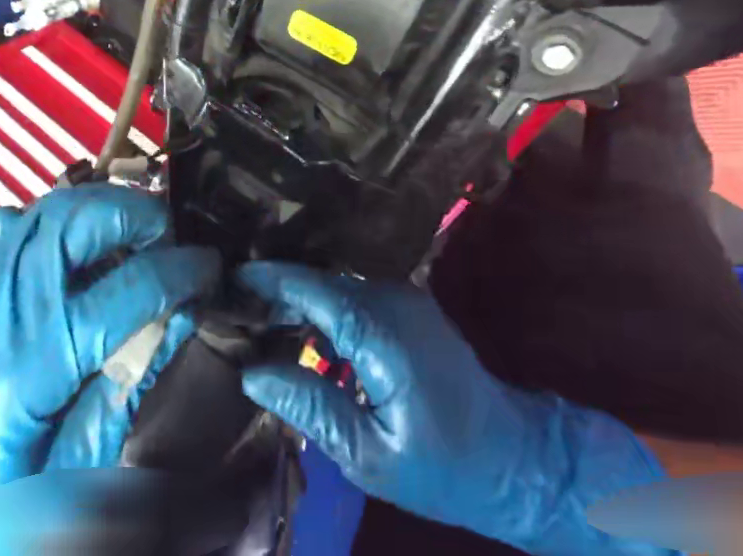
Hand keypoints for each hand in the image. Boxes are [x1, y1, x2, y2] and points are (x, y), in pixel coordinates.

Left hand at [0, 186, 219, 555]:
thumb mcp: (62, 484)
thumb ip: (127, 388)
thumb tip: (181, 318)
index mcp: (25, 369)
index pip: (131, 285)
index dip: (185, 271)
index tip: (209, 272)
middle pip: (81, 217)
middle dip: (141, 215)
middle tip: (170, 243)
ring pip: (44, 209)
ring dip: (100, 214)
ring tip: (128, 245)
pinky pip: (3, 226)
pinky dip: (48, 225)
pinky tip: (66, 258)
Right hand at [236, 263, 670, 555]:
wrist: (510, 454)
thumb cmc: (440, 465)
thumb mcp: (365, 452)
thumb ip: (310, 405)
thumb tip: (253, 371)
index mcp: (385, 334)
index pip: (319, 291)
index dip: (274, 280)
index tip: (233, 276)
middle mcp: (399, 302)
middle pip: (328, 283)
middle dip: (281, 292)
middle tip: (235, 311)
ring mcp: (411, 302)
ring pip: (344, 288)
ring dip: (305, 301)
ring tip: (259, 324)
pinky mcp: (415, 311)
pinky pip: (362, 298)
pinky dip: (329, 310)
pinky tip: (305, 336)